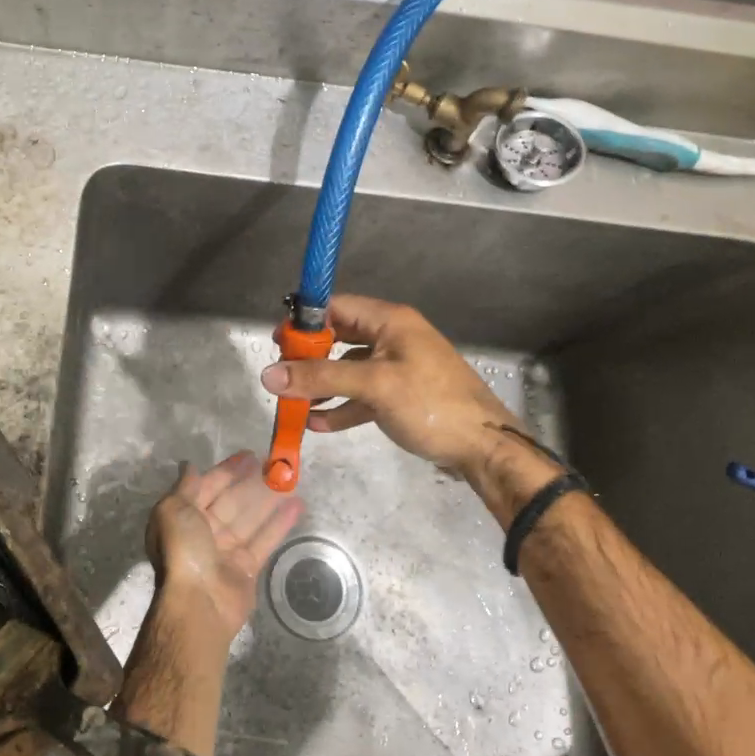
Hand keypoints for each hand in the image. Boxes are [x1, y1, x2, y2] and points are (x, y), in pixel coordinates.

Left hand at [146, 450, 303, 646]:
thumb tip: (189, 465)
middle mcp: (204, 532)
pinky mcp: (247, 567)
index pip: (208, 487)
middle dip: (251, 483)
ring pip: (250, 518)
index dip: (227, 471)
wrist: (198, 602)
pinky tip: (297, 505)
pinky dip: (280, 523)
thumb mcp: (173, 510)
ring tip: (290, 479)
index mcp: (183, 517)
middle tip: (275, 464)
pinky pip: (264, 540)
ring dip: (269, 499)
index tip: (249, 456)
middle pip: (232, 502)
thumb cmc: (182, 550)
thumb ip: (186, 487)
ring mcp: (226, 550)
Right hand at [260, 295, 561, 521]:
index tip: (278, 343)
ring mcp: (398, 368)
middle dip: (309, 357)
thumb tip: (269, 374)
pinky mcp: (400, 396)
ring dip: (322, 386)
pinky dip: (341, 406)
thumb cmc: (431, 405)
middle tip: (282, 375)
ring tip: (293, 403)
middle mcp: (394, 338)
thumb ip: (321, 378)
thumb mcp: (374, 386)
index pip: (338, 307)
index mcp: (391, 322)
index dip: (306, 322)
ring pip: (348, 369)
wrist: (484, 448)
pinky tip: (319, 424)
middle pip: (340, 338)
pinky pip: (362, 395)